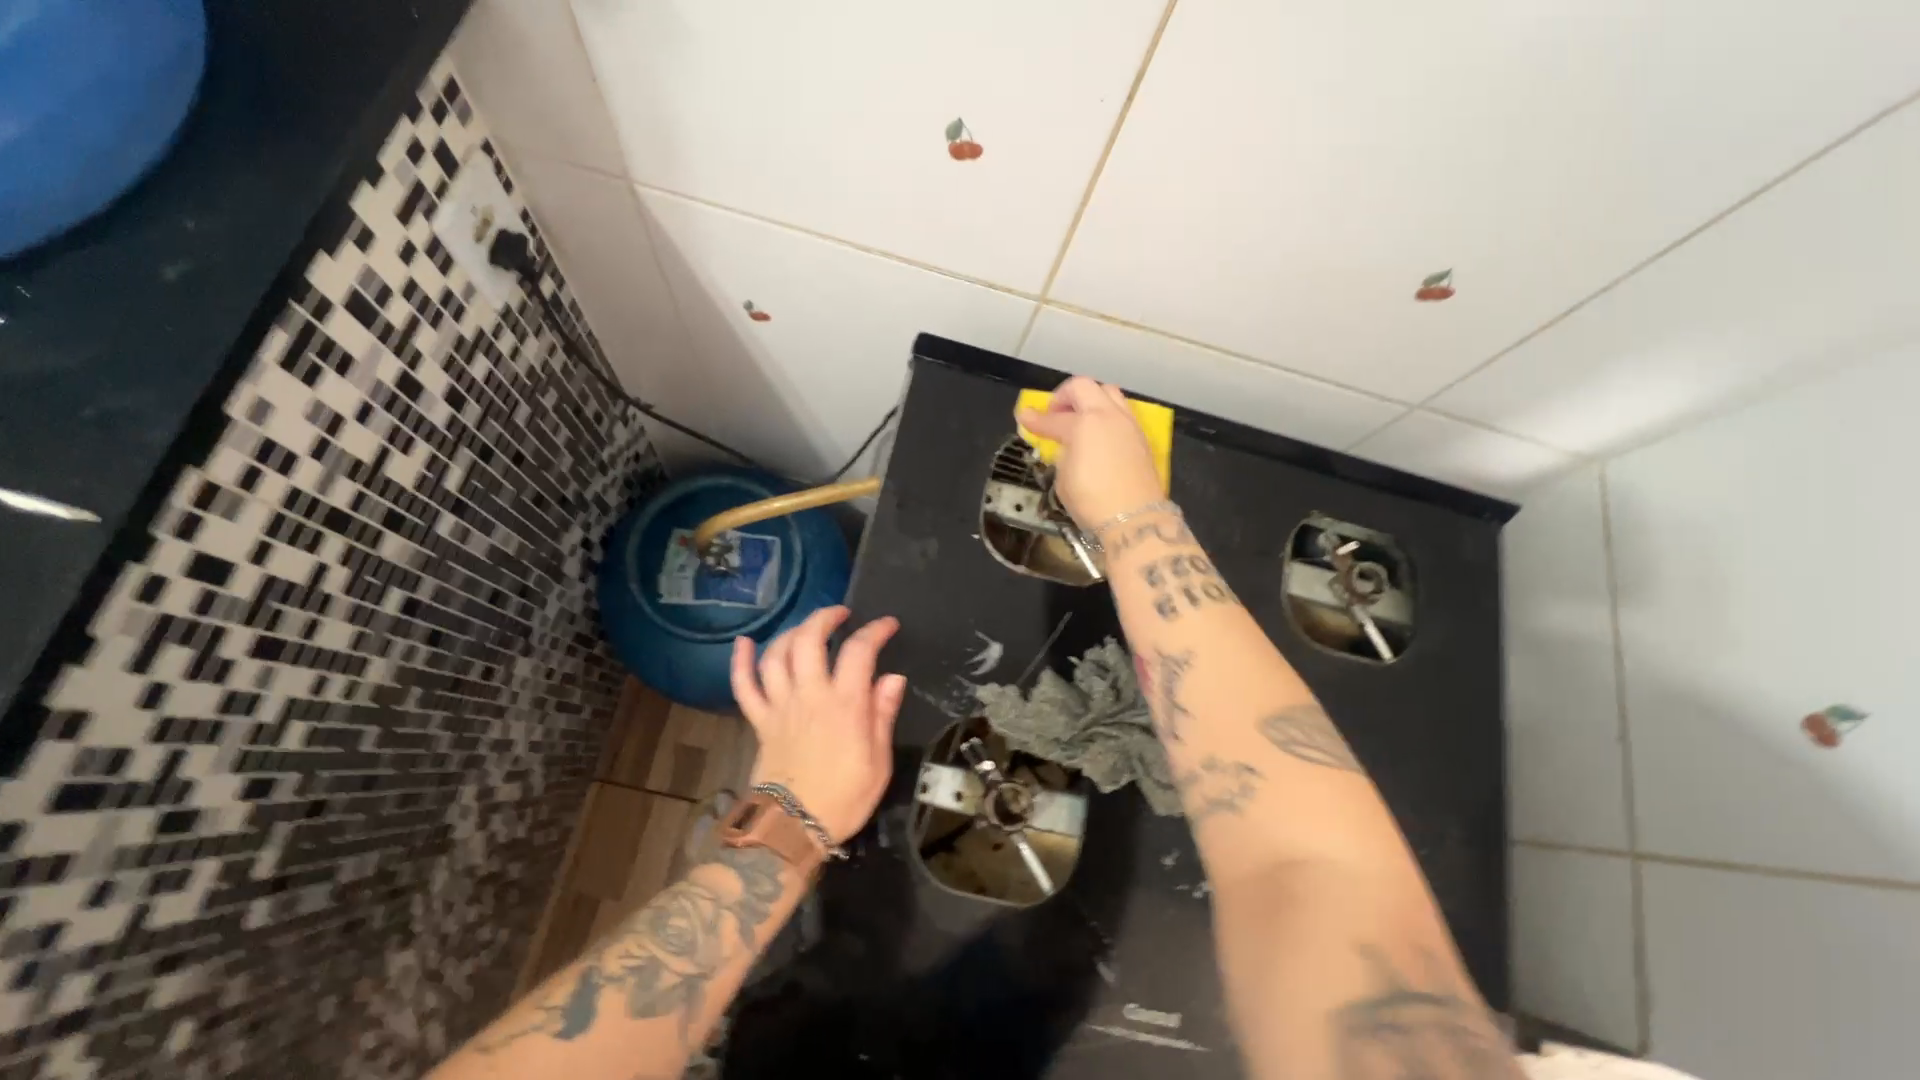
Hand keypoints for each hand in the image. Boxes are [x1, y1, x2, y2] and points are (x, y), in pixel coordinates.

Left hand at [730, 607, 907, 842]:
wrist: (792, 829)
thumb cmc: (844, 798)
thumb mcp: (878, 762)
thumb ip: (882, 715)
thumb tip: (892, 677)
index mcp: (845, 705)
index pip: (860, 651)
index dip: (875, 630)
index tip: (888, 625)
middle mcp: (809, 696)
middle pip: (809, 640)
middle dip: (825, 618)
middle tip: (841, 614)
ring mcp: (780, 707)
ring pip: (777, 655)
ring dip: (791, 633)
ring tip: (807, 629)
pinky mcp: (759, 721)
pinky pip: (744, 686)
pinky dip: (741, 662)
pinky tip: (743, 643)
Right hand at [1016, 376, 1163, 528]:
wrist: (1134, 518)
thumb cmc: (1092, 501)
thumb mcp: (1063, 478)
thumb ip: (1062, 453)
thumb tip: (1065, 445)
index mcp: (1084, 424)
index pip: (1053, 419)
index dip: (1035, 419)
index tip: (1024, 418)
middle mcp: (1108, 415)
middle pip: (1084, 387)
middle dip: (1064, 396)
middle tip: (1055, 414)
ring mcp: (1128, 423)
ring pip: (1108, 393)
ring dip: (1090, 399)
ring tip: (1080, 419)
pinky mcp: (1141, 436)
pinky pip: (1121, 411)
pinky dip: (1106, 414)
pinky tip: (1100, 433)